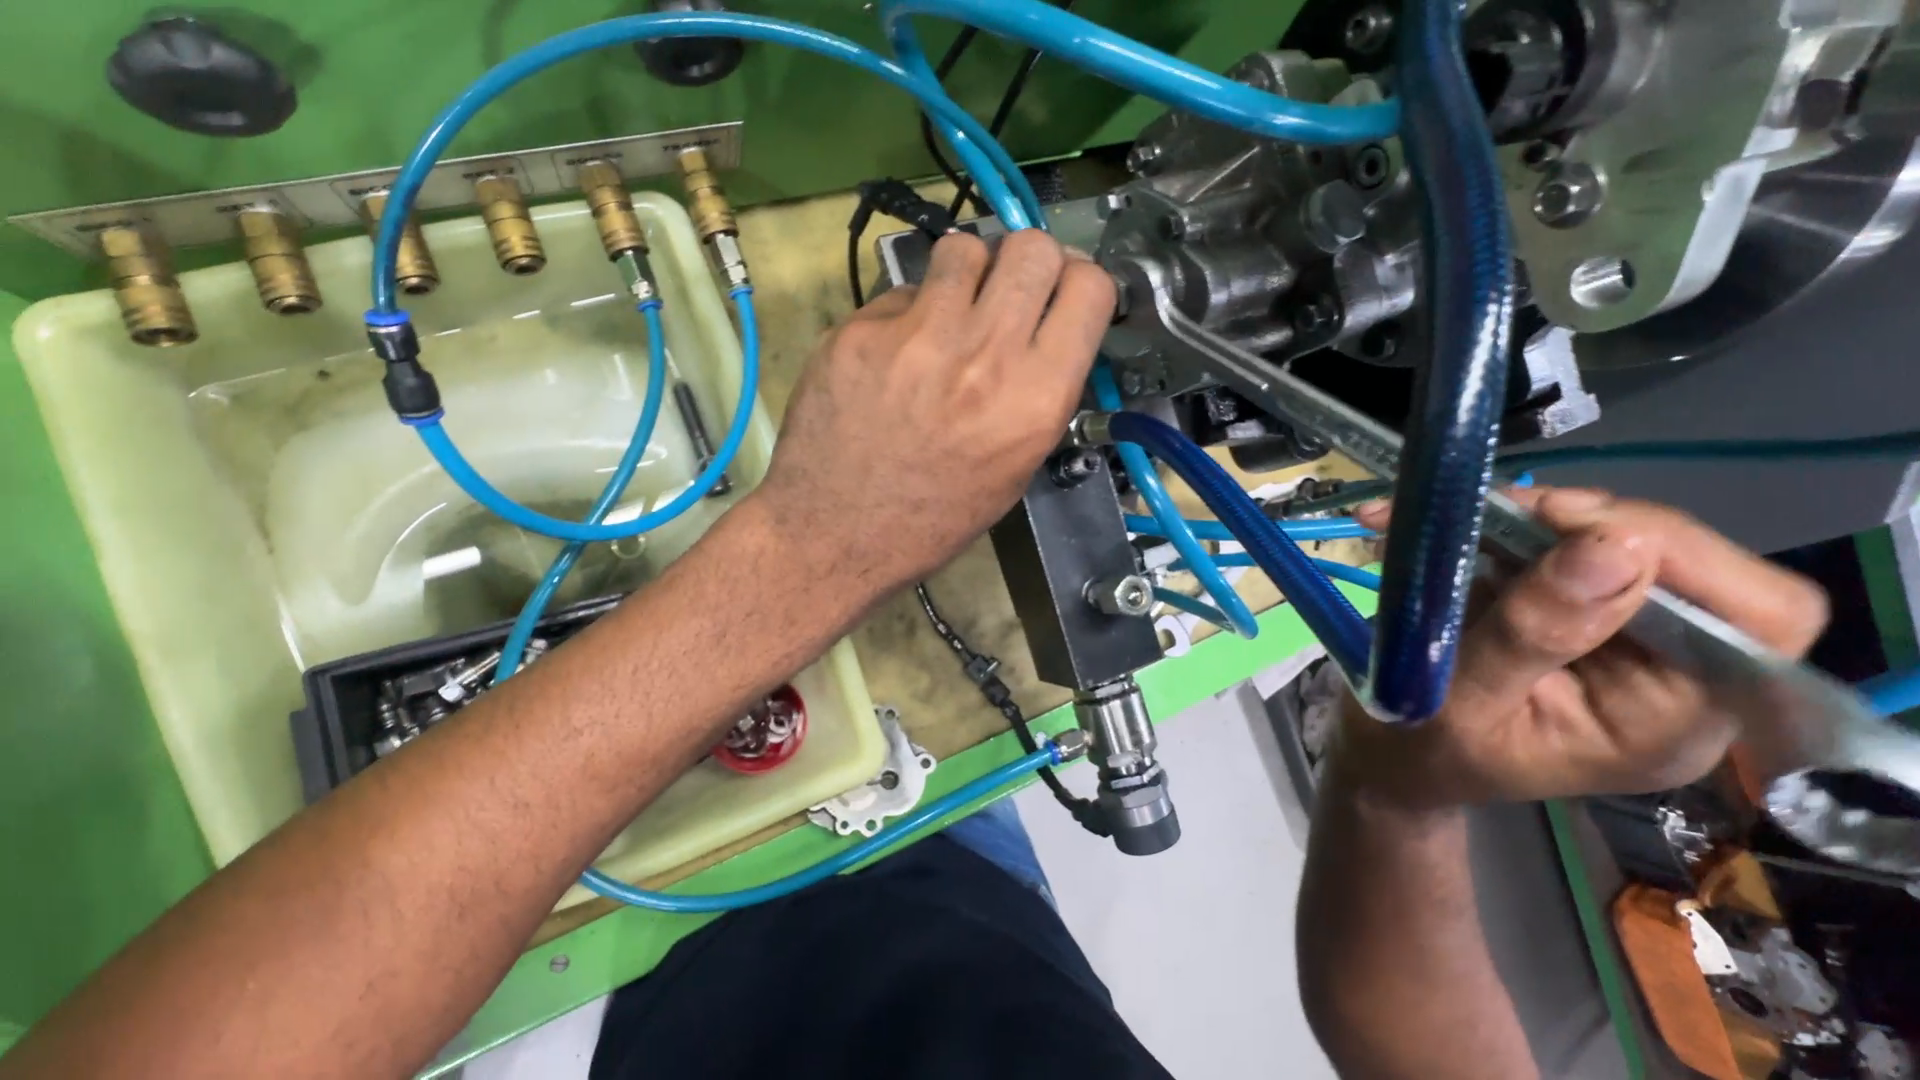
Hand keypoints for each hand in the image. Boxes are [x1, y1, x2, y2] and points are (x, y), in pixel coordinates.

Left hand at [751, 229, 1113, 594]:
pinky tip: (898, 350)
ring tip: (953, 308)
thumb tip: (1046, 329)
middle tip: (1011, 290)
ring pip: (965, 248)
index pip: (1090, 288)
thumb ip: (1042, 390)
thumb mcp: (1018, 467)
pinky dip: (909, 310)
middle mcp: (985, 354)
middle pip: (1033, 247)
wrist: (838, 534)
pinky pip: (903, 290)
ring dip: (968, 271)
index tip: (1065, 291)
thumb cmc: (936, 517)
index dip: (1082, 282)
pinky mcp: (862, 329)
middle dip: (1030, 262)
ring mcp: (918, 335)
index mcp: (1036, 398)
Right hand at [1338, 487, 1830, 808]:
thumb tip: (1614, 546)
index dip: (1689, 555)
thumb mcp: (1457, 704)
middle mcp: (1674, 675)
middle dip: (1603, 525)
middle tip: (1510, 510)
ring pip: (1635, 542)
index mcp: (1669, 722)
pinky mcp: (1583, 609)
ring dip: (1550, 516)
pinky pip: (1579, 543)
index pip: (1760, 617)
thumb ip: (1532, 635)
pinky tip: (1465, 518)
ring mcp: (1629, 638)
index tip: (1575, 527)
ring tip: (1470, 512)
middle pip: (1699, 567)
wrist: (1393, 758)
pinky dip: (1519, 520)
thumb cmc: (1419, 751)